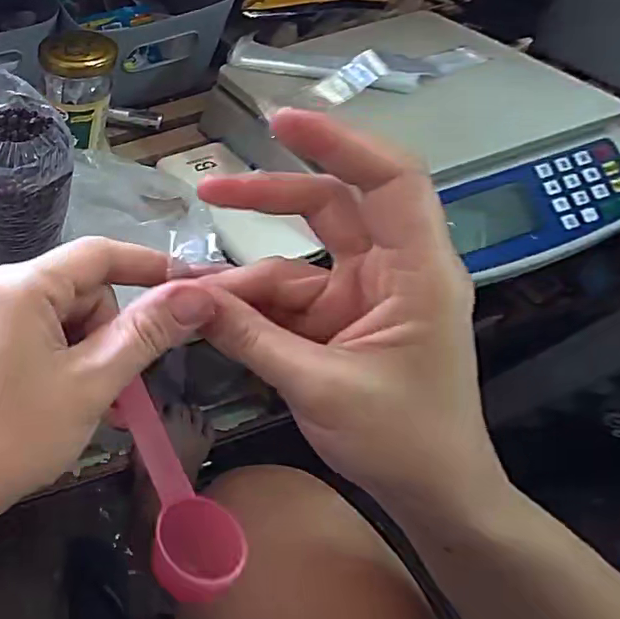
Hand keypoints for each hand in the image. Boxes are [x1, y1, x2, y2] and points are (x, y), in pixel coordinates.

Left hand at [0, 237, 217, 526]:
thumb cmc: (20, 434)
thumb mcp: (93, 381)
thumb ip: (147, 332)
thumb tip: (197, 294)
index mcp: (22, 284)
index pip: (99, 253)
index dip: (150, 265)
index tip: (195, 285)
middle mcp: (1, 285)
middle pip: (84, 289)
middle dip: (109, 332)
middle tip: (113, 384)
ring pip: (69, 314)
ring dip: (92, 352)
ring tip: (90, 399)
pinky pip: (46, 331)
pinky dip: (69, 358)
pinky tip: (70, 395)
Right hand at [192, 109, 508, 521]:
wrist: (432, 494)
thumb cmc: (403, 441)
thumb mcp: (319, 387)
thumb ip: (250, 337)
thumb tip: (187, 297)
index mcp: (416, 274)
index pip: (390, 181)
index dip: (339, 143)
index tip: (281, 123)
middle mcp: (391, 271)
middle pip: (329, 207)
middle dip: (266, 198)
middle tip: (207, 194)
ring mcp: (359, 296)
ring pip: (291, 261)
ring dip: (241, 277)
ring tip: (190, 293)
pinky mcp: (334, 321)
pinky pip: (282, 299)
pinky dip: (246, 305)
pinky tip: (210, 314)